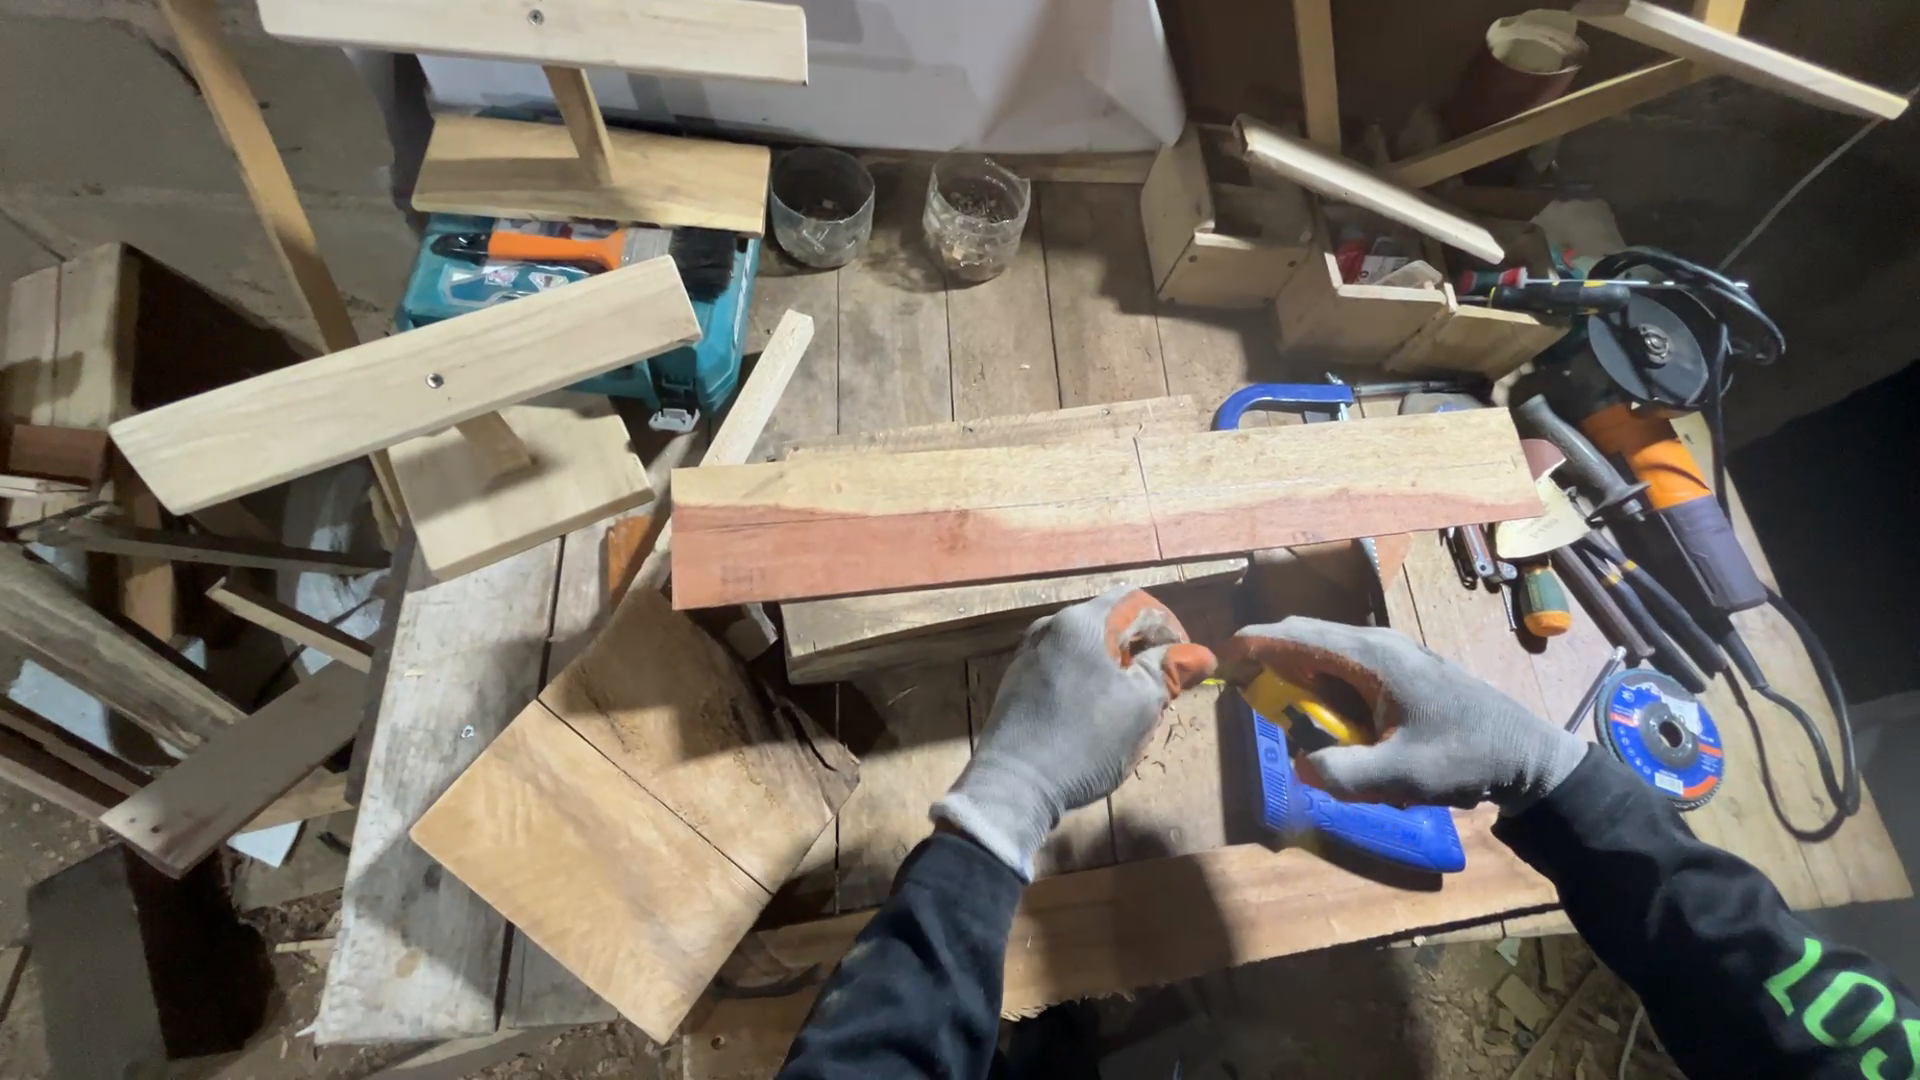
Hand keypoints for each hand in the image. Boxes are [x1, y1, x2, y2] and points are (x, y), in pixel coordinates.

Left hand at [931, 587, 1216, 878]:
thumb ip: (1170, 670)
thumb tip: (1201, 654)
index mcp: (1082, 621)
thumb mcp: (1141, 705)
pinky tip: (1093, 716)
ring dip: (1115, 669)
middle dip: (1141, 651)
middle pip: (1110, 622)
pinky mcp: (1018, 680)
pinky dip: (1088, 680)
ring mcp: (1029, 653)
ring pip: (1087, 647)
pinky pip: (1064, 666)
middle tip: (1159, 692)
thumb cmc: (1086, 738)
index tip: (1182, 664)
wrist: (1014, 782)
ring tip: (1129, 708)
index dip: (1168, 627)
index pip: (1136, 601)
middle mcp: (1051, 626)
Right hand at [1222, 617, 1584, 811]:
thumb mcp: (1404, 775)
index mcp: (1371, 655)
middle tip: (1243, 685)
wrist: (1532, 758)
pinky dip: (1316, 676)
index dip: (1252, 643)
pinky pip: (1341, 660)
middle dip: (1266, 655)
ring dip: (1293, 668)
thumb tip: (1298, 764)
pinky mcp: (1399, 665)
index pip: (1295, 636)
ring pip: (1322, 646)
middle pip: (1304, 634)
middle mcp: (1376, 642)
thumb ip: (1344, 773)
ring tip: (1279, 701)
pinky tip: (1323, 709)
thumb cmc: (1467, 759)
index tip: (1219, 656)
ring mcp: (1390, 650)